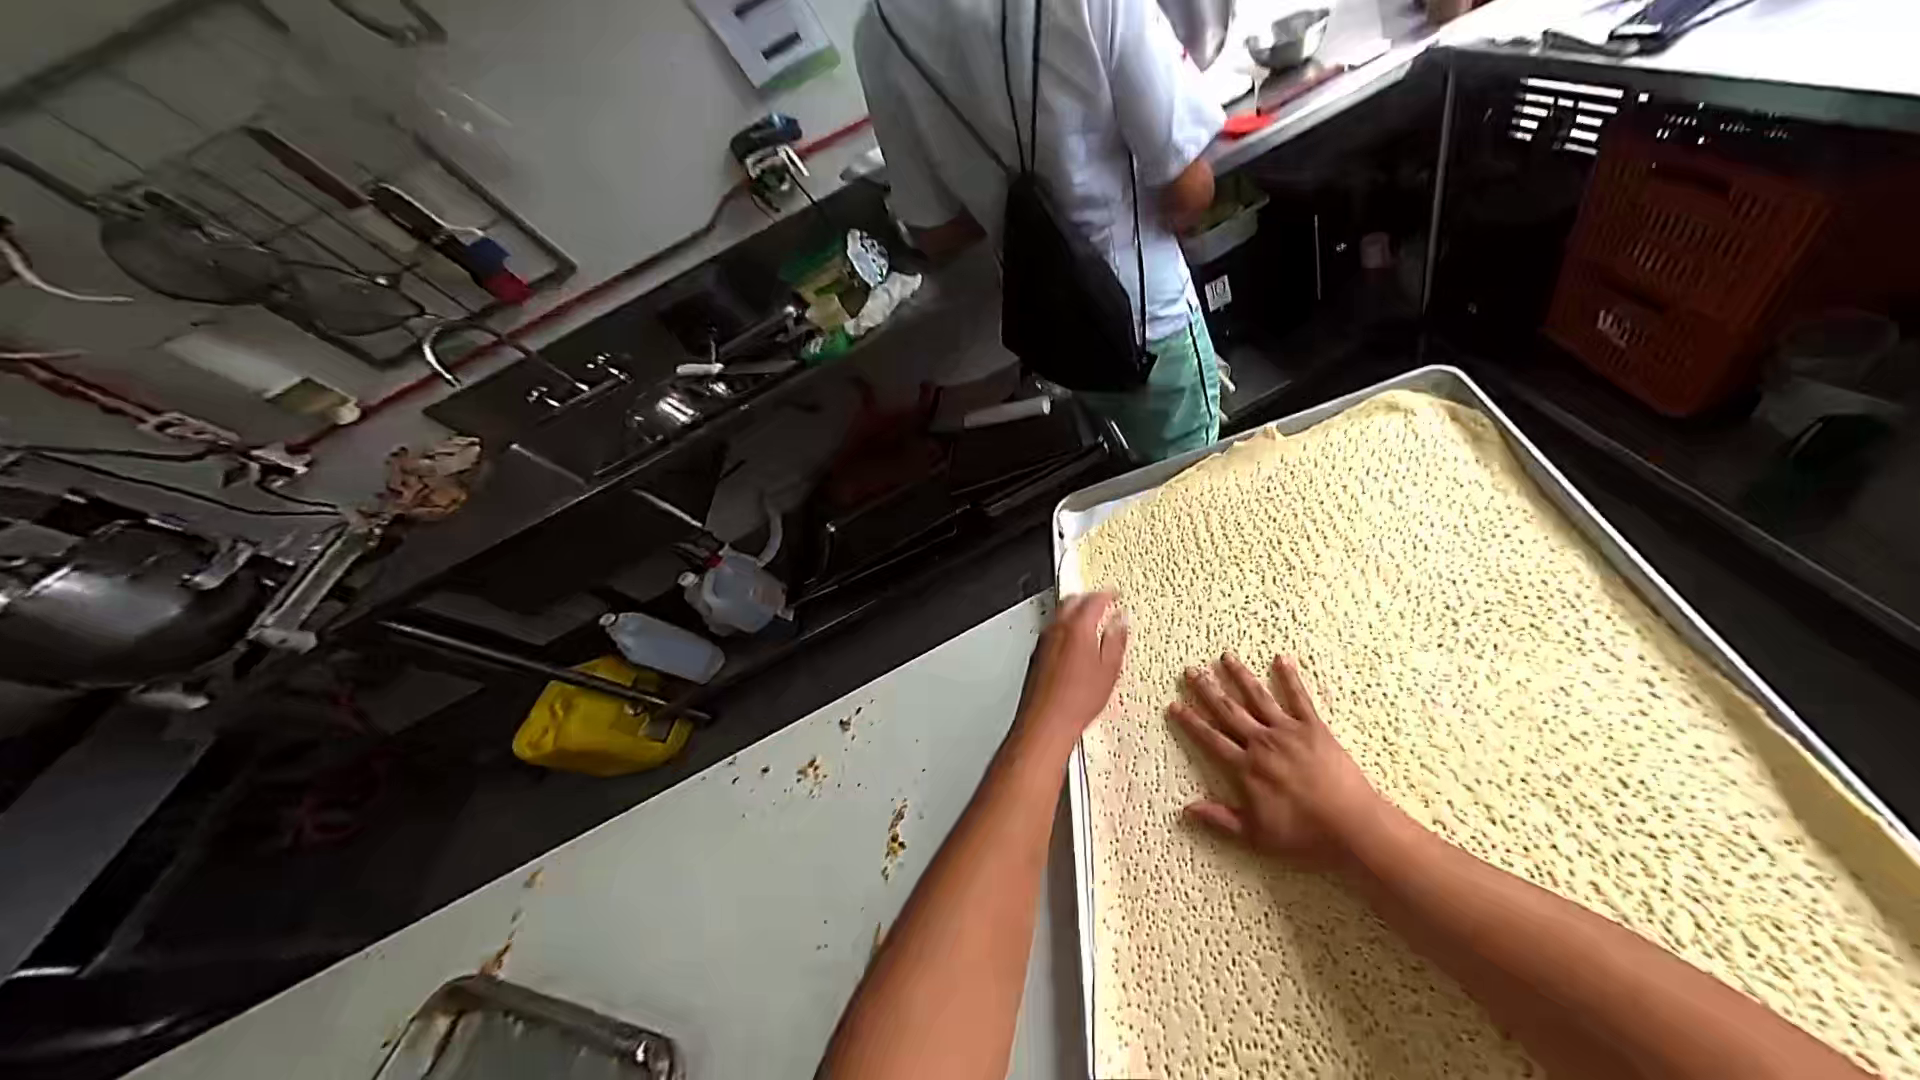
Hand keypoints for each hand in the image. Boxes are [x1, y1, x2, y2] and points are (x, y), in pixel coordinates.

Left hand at [1011, 593, 1128, 757]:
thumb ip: (1116, 640)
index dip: (1108, 594)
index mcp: (1077, 628)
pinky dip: (1066, 627)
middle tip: (1104, 603)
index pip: (1094, 599)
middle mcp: (1057, 629)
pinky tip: (1075, 642)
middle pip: (1073, 601)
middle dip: (1089, 598)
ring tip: (1092, 621)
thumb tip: (1121, 622)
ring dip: (1076, 612)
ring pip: (1061, 614)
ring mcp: (1044, 641)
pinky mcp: (1037, 654)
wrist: (1046, 722)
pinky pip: (1053, 630)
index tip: (1116, 595)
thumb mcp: (1109, 669)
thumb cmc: (1075, 701)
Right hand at [1170, 653, 1386, 865]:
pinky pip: (1299, 698)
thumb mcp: (1256, 836)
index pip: (1210, 738)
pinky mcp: (1314, 729)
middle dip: (1207, 690)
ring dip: (1239, 676)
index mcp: (1246, 768)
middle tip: (1190, 671)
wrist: (1354, 828)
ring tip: (1225, 657)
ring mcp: (1288, 733)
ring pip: (1257, 698)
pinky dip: (1290, 678)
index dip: (1190, 721)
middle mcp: (1262, 743)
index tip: (1174, 705)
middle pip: (1228, 711)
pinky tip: (1281, 659)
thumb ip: (1220, 819)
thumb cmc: (1305, 835)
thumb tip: (1187, 809)